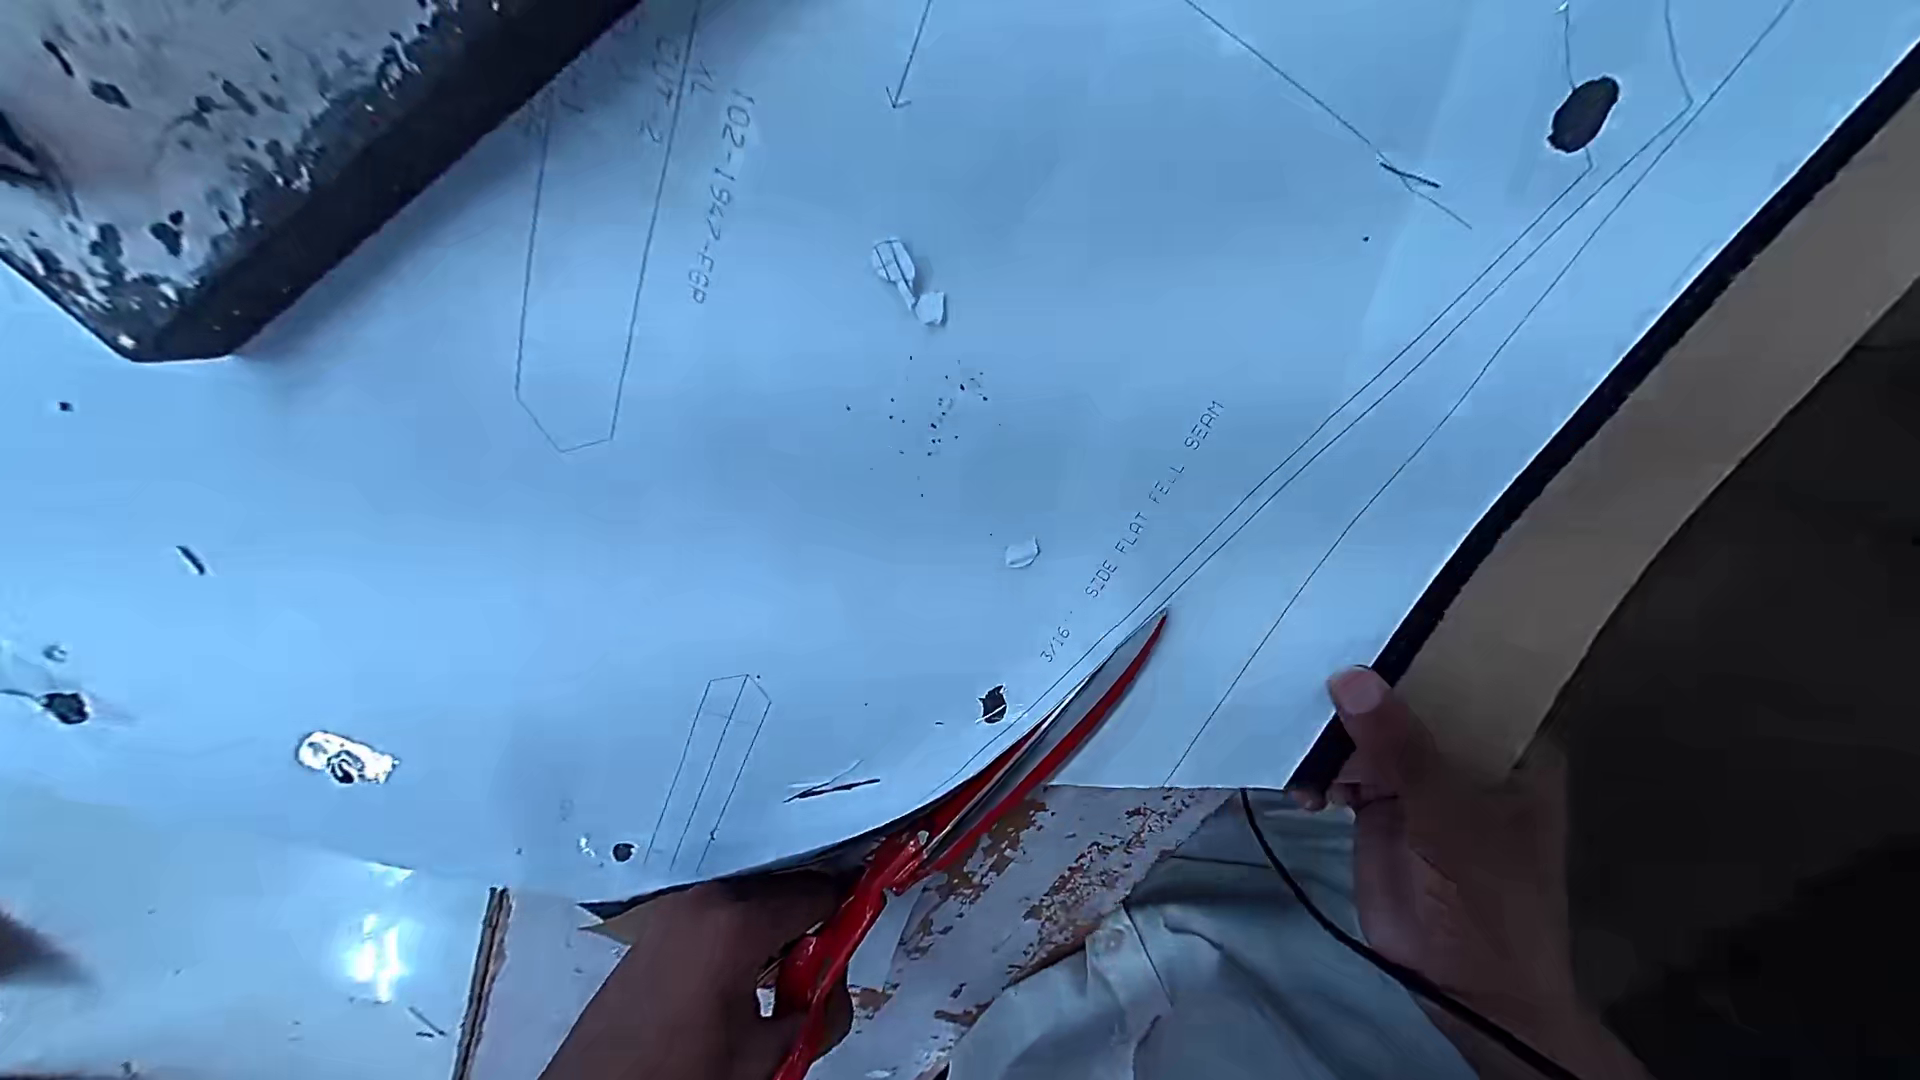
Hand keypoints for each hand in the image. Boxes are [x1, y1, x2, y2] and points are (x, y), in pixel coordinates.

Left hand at [541, 874, 852, 1079]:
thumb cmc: (680, 1079)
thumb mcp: (764, 1058)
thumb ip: (821, 1014)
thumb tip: (841, 988)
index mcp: (738, 922)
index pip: (817, 891)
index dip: (847, 904)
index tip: (861, 919)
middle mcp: (710, 897)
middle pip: (785, 887)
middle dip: (812, 916)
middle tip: (823, 958)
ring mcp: (679, 906)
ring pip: (753, 895)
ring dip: (778, 920)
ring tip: (782, 970)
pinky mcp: (659, 922)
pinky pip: (721, 907)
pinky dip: (744, 926)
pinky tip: (742, 970)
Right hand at [1304, 667, 1647, 1078]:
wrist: (1462, 985)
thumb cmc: (1485, 899)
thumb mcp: (1448, 817)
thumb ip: (1399, 748)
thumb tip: (1349, 675)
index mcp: (1506, 744)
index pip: (1464, 675)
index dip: (1418, 645)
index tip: (1365, 613)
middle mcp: (1460, 751)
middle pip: (1403, 699)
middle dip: (1358, 687)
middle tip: (1306, 658)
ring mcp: (1416, 777)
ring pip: (1366, 731)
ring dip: (1329, 733)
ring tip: (1294, 731)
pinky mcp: (1377, 800)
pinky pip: (1339, 767)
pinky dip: (1316, 773)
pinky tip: (1304, 791)